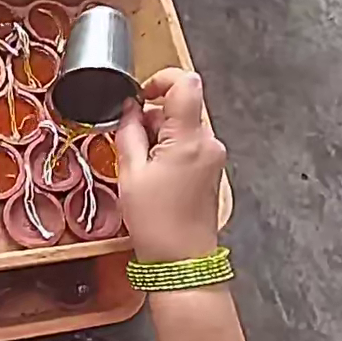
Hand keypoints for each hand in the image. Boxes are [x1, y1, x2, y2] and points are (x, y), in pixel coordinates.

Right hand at [114, 69, 224, 262]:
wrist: (181, 260)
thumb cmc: (154, 220)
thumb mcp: (130, 173)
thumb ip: (128, 133)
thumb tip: (128, 110)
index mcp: (190, 139)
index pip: (186, 83)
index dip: (160, 80)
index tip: (139, 96)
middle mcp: (209, 142)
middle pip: (181, 107)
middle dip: (152, 117)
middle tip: (128, 144)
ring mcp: (213, 157)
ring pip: (183, 127)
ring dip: (158, 136)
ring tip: (138, 167)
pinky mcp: (211, 170)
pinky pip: (188, 145)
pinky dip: (168, 150)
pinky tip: (151, 175)